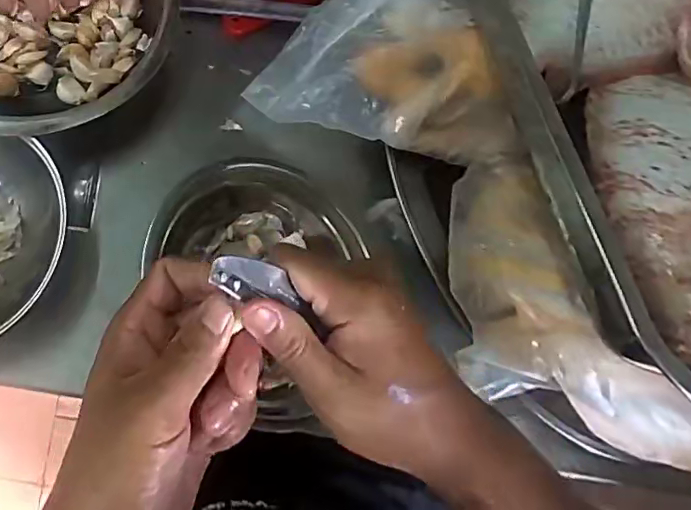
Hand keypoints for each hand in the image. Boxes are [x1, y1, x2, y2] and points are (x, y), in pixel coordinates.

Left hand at [47, 259, 260, 509]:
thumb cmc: (116, 461)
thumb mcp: (153, 404)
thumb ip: (192, 352)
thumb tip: (225, 301)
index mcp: (139, 331)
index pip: (172, 278)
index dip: (203, 277)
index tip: (240, 294)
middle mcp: (164, 348)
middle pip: (213, 317)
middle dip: (230, 351)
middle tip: (235, 379)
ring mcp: (186, 383)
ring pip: (230, 358)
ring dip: (232, 391)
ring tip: (211, 424)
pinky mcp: (204, 415)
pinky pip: (235, 395)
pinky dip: (232, 417)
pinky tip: (212, 441)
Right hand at [237, 248, 509, 492]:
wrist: (448, 433)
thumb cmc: (388, 418)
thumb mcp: (332, 392)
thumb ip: (291, 344)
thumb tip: (248, 303)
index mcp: (355, 293)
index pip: (290, 258)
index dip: (261, 276)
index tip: (241, 307)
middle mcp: (367, 272)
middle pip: (304, 260)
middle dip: (278, 288)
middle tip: (266, 333)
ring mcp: (378, 278)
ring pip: (318, 267)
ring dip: (298, 295)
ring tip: (291, 337)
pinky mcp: (382, 290)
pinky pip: (336, 278)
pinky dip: (318, 298)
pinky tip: (318, 336)